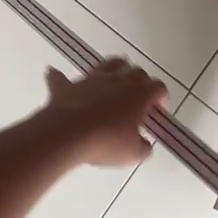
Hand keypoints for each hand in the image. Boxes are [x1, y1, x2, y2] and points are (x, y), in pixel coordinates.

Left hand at [38, 60, 168, 166]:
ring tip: (114, 82)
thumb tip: (143, 144)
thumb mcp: (133, 153)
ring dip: (115, 69)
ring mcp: (91, 79)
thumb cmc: (106, 142)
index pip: (158, 87)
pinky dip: (60, 78)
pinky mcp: (67, 86)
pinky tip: (56, 76)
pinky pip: (61, 78)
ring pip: (109, 64)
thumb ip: (143, 147)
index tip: (157, 113)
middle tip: (138, 100)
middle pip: (136, 72)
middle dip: (141, 83)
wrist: (67, 134)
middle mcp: (117, 80)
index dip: (161, 98)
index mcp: (138, 94)